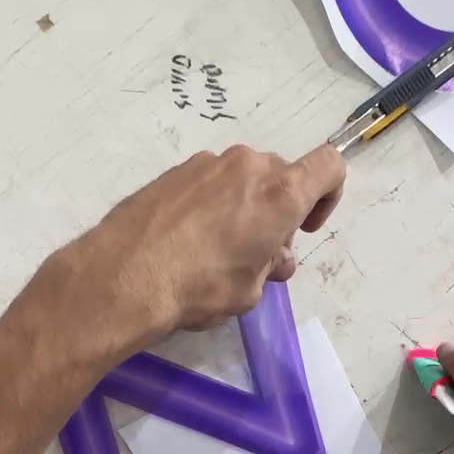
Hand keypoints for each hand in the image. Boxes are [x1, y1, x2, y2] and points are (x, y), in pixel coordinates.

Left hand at [65, 145, 344, 335]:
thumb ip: (270, 267)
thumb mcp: (249, 291)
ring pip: (243, 180)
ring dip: (244, 208)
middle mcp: (248, 166)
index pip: (330, 165)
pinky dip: (212, 205)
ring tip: (218, 252)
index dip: (328, 196)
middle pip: (282, 177)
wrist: (124, 276)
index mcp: (279, 193)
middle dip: (278, 212)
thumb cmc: (199, 287)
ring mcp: (208, 163)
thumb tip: (274, 258)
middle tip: (257, 255)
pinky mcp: (174, 170)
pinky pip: (210, 183)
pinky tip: (188, 241)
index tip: (303, 229)